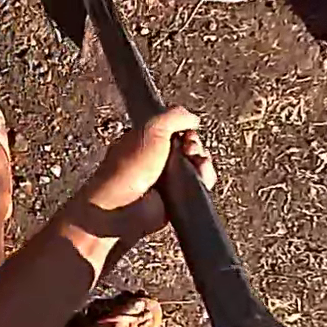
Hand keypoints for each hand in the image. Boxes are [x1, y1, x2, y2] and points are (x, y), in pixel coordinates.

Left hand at [68, 107, 215, 244]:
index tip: (186, 131)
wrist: (122, 209)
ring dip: (201, 162)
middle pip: (189, 146)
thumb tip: (193, 118)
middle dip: (194, 145)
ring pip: (196, 165)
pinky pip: (199, 184)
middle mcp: (155, 160)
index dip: (184, 128)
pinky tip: (198, 175)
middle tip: (187, 150)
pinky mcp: (176, 199)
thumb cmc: (127, 170)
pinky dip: (204, 178)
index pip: (174, 129)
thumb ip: (173, 117)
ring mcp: (166, 180)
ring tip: (192, 163)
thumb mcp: (150, 129)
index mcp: (144, 141)